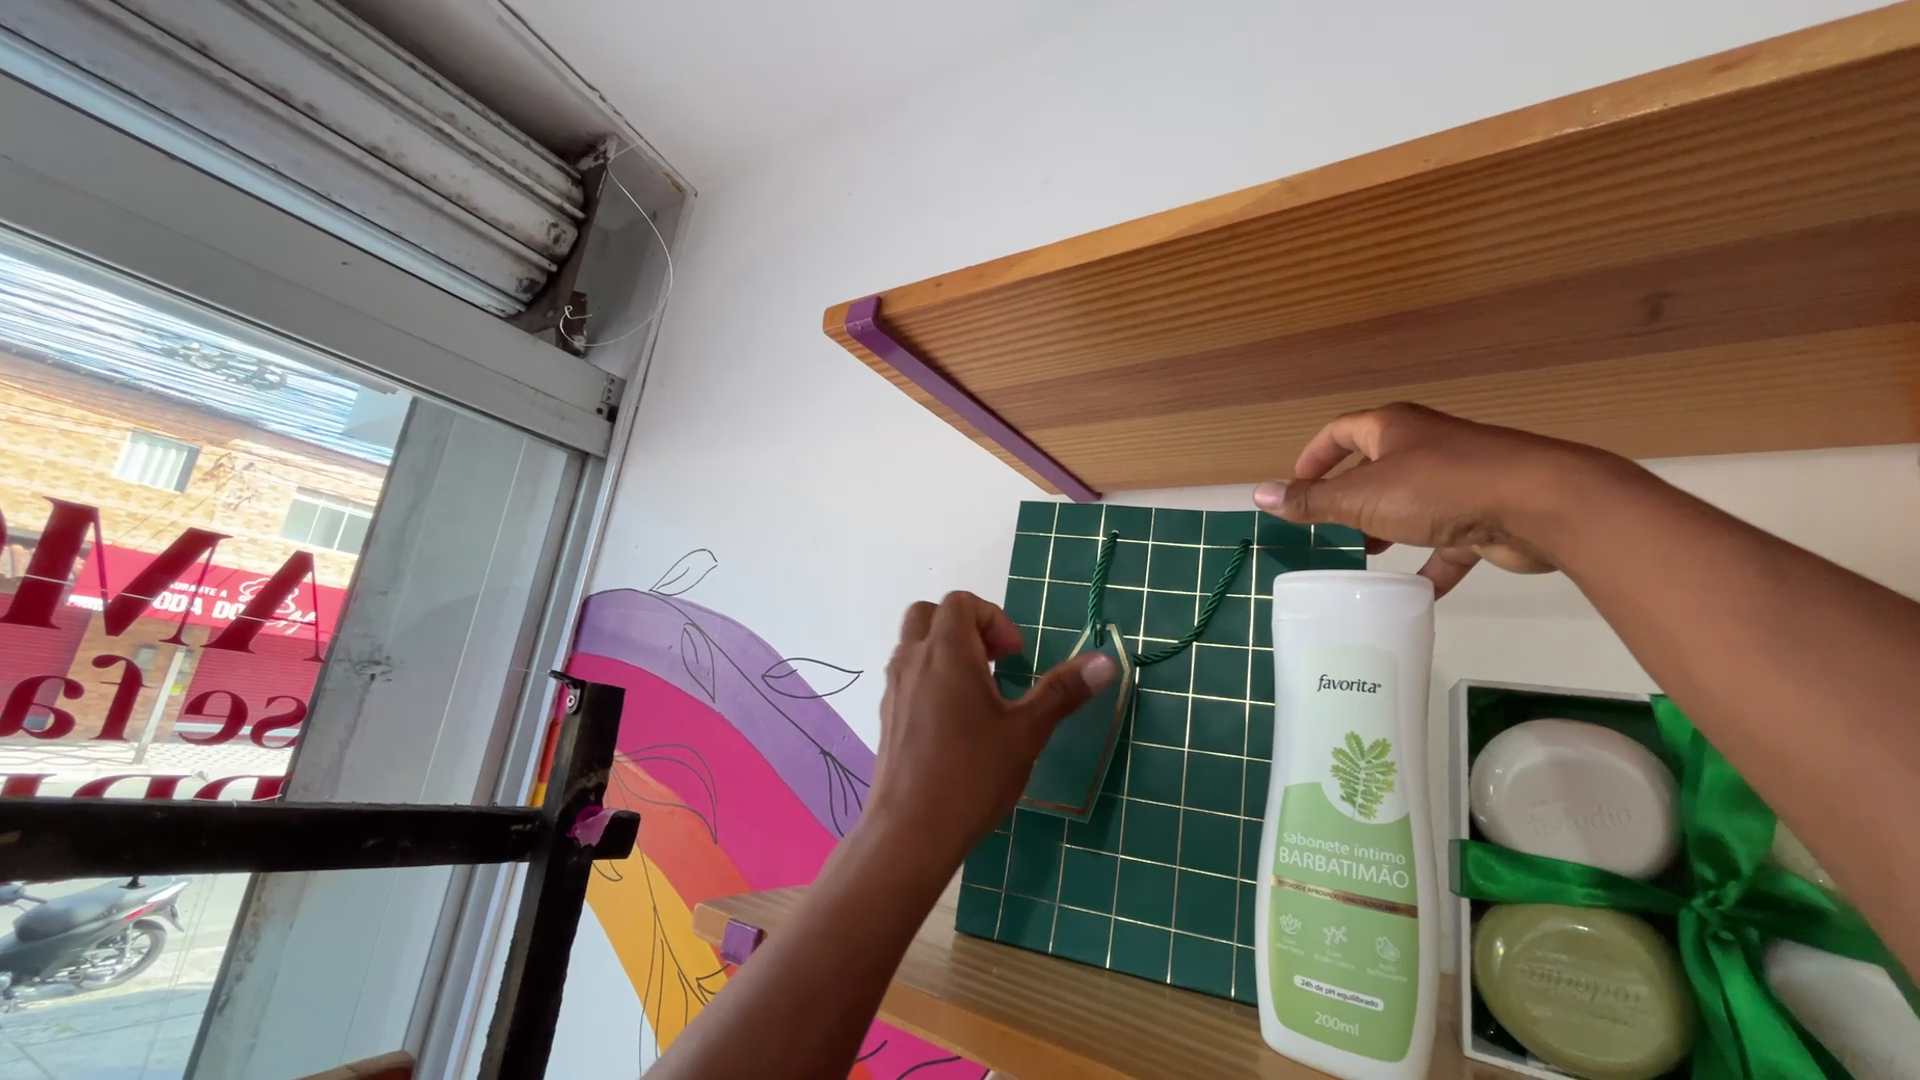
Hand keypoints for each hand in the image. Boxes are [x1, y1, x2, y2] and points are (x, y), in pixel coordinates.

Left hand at [864, 591, 1116, 863]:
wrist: (910, 831)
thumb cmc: (972, 775)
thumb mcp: (1026, 732)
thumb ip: (1062, 691)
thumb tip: (1106, 660)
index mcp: (946, 652)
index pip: (961, 603)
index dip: (994, 618)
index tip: (1016, 657)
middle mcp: (913, 661)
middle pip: (930, 613)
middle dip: (966, 626)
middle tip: (995, 662)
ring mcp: (894, 688)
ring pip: (914, 644)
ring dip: (946, 650)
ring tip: (980, 691)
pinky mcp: (887, 716)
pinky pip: (907, 675)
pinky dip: (930, 676)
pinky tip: (956, 721)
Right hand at [1253, 403, 1633, 595]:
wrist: (1543, 504)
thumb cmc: (1440, 488)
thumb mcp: (1363, 497)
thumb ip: (1312, 501)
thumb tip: (1258, 494)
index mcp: (1393, 429)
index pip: (1341, 432)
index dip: (1313, 457)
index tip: (1295, 487)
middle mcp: (1425, 446)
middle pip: (1374, 468)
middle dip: (1347, 500)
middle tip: (1322, 531)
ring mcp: (1459, 479)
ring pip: (1409, 504)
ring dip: (1385, 530)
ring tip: (1361, 558)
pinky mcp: (1486, 512)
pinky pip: (1448, 540)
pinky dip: (1431, 564)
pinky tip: (1415, 593)